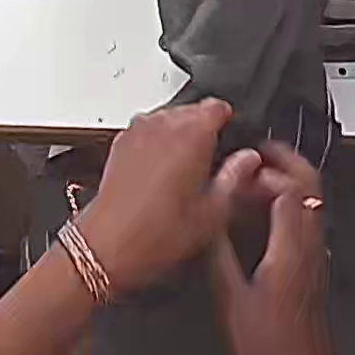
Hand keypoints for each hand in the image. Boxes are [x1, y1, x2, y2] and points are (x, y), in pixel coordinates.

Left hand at [78, 99, 260, 293]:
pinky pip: (148, 130)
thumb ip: (236, 177)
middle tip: (210, 160)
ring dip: (180, 134)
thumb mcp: (212, 213)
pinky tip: (160, 172)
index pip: (219, 106)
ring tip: (184, 169)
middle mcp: (166, 123)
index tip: (233, 139)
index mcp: (194, 133)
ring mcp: (141, 130)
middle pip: (195, 109)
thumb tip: (249, 160)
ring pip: (171, 118)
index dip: (230, 121)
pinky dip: (157, 142)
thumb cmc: (154, 235)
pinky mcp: (122, 141)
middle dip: (205, 128)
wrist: (106, 248)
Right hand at [210, 142, 336, 354]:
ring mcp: (317, 252)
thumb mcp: (232, 301)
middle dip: (287, 159)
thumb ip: (220, 254)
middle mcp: (311, 244)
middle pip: (311, 184)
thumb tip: (208, 219)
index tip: (241, 171)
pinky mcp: (315, 262)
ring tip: (258, 171)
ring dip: (289, 177)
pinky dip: (290, 199)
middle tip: (259, 149)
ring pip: (312, 198)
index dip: (266, 173)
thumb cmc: (270, 351)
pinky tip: (265, 207)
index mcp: (292, 249)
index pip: (290, 190)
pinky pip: (308, 215)